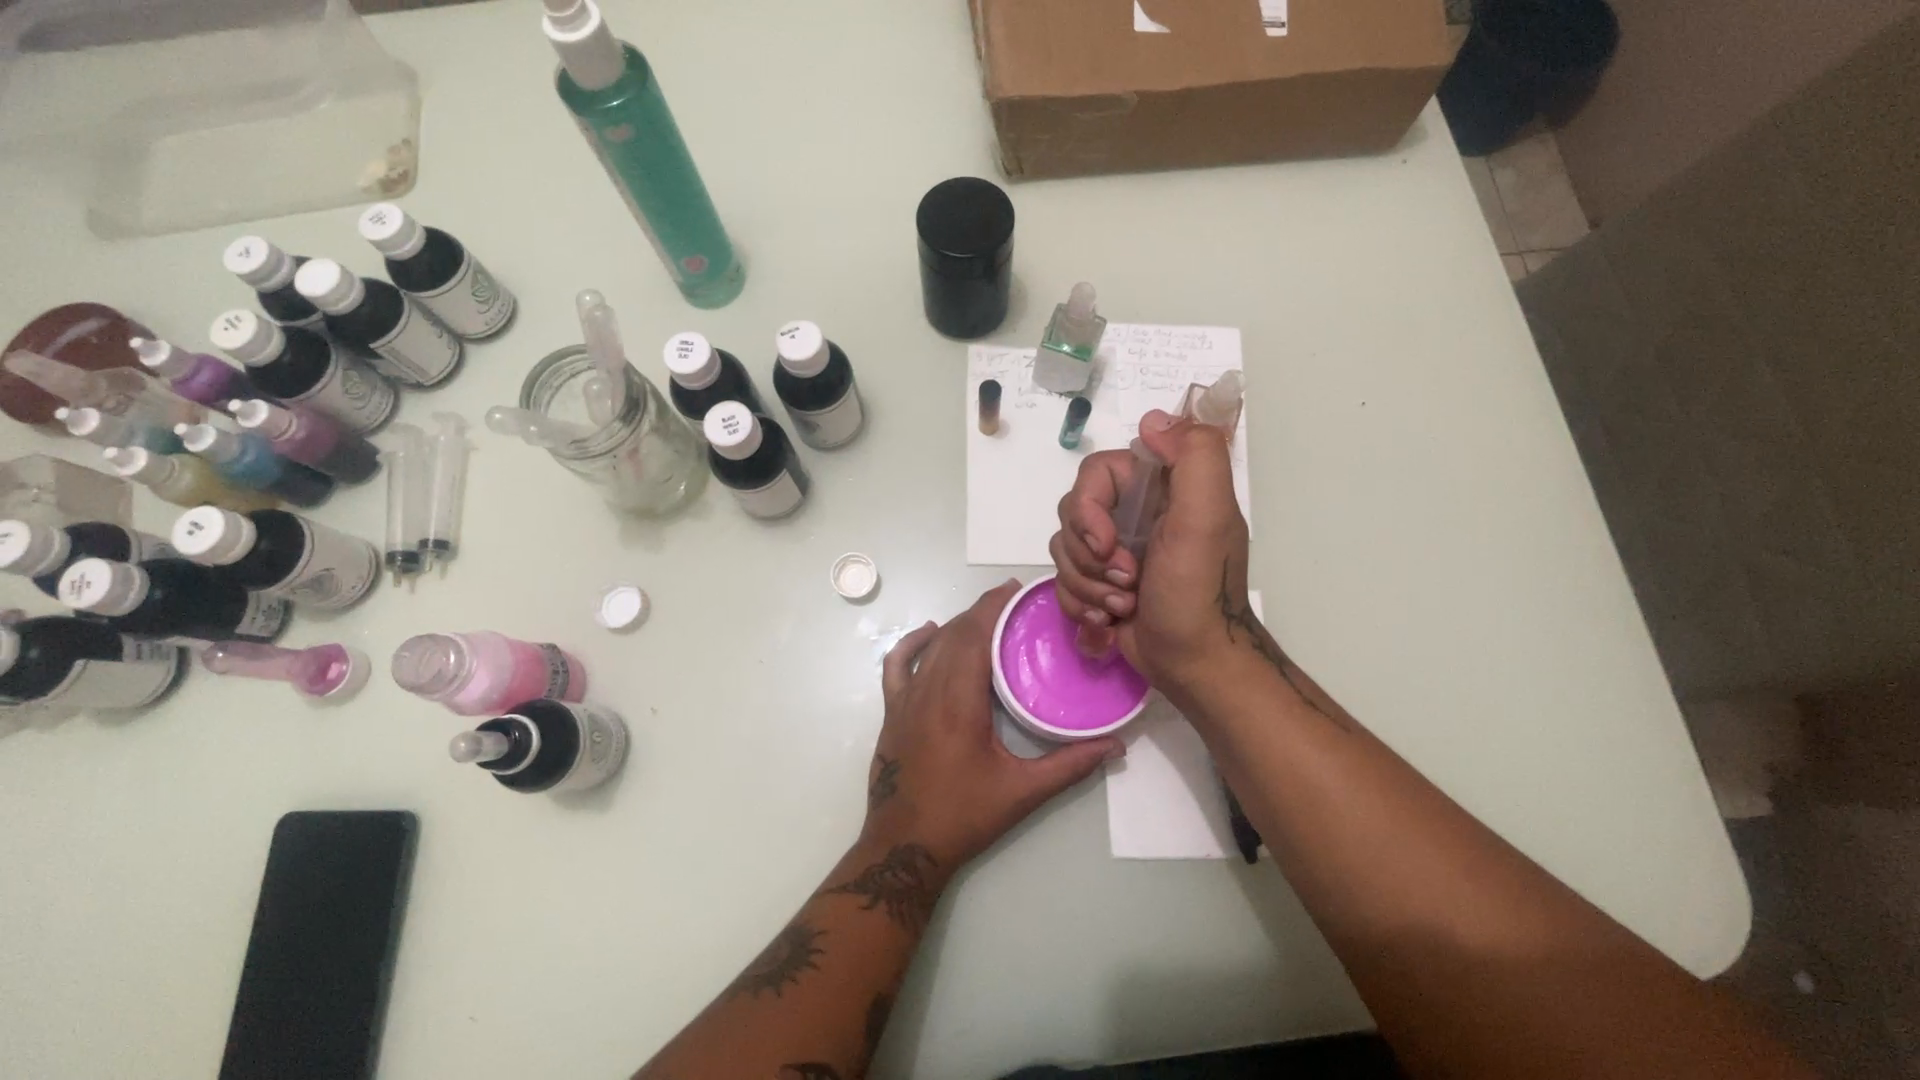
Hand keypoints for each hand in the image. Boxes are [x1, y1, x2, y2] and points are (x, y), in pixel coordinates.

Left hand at [860, 581, 1124, 870]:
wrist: (903, 848)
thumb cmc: (963, 817)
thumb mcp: (1022, 792)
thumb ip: (1069, 765)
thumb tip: (1115, 745)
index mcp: (958, 703)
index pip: (974, 637)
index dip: (993, 608)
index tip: (1016, 590)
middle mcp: (927, 693)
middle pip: (954, 635)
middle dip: (981, 611)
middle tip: (1012, 599)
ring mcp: (903, 702)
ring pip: (928, 648)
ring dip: (955, 625)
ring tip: (983, 614)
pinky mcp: (891, 714)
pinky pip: (896, 667)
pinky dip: (912, 645)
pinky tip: (929, 634)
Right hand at [1051, 410, 1250, 694]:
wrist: (1194, 662)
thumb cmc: (1198, 591)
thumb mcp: (1209, 517)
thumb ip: (1194, 455)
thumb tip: (1152, 419)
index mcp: (1159, 490)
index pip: (1094, 473)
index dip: (1088, 508)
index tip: (1106, 542)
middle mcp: (1133, 515)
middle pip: (1072, 514)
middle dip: (1089, 556)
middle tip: (1124, 581)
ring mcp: (1115, 552)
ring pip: (1064, 550)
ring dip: (1087, 584)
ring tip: (1121, 606)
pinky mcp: (1100, 585)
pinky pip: (1064, 582)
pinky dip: (1081, 603)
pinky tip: (1109, 620)